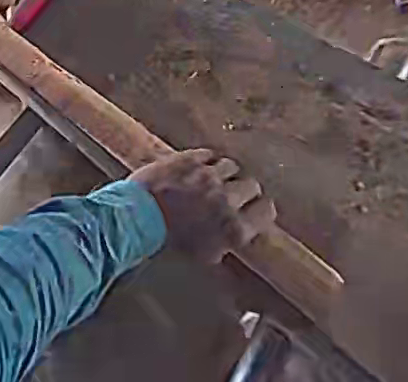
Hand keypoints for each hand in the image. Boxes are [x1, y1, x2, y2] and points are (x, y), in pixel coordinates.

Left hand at [129, 149, 274, 263]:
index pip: (267, 211)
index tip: (257, 206)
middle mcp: (227, 199)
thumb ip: (229, 240)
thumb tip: (241, 229)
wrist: (140, 215)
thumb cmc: (172, 239)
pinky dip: (208, 160)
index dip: (262, 208)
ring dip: (225, 172)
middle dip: (245, 189)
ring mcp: (209, 175)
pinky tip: (201, 167)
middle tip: (234, 191)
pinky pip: (211, 154)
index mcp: (235, 228)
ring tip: (215, 178)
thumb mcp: (208, 253)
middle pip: (252, 185)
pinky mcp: (191, 158)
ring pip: (232, 166)